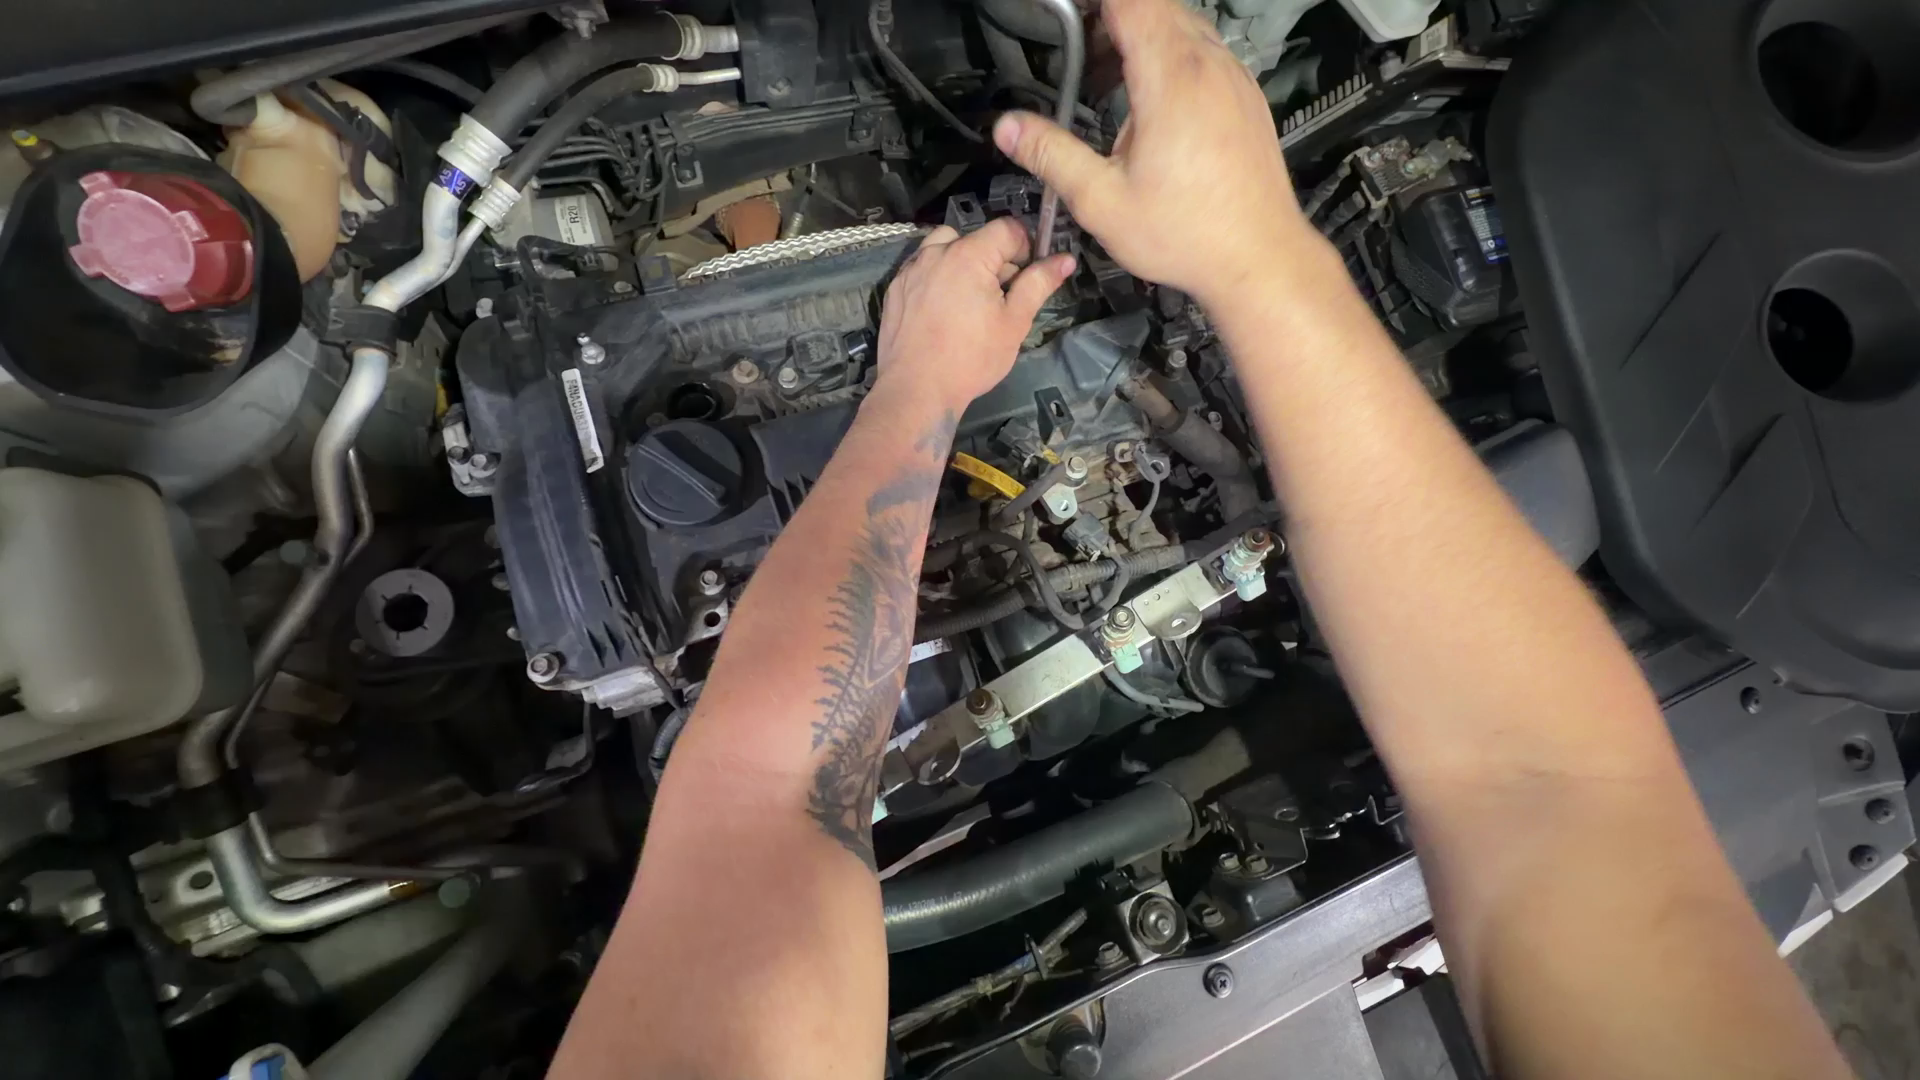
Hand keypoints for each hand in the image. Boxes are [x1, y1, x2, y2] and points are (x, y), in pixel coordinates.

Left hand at [874, 217, 1075, 410]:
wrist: (917, 390)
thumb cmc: (971, 359)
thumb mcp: (1014, 323)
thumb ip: (1038, 284)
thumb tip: (1065, 260)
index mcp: (969, 256)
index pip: (1007, 229)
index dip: (1025, 246)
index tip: (1028, 274)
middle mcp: (936, 253)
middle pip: (975, 238)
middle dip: (994, 260)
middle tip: (1001, 296)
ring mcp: (911, 270)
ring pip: (943, 248)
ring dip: (962, 262)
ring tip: (970, 297)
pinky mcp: (896, 289)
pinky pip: (922, 269)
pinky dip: (938, 277)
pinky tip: (943, 309)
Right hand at [991, 0, 1315, 305]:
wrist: (1256, 257)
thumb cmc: (1185, 234)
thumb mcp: (1102, 202)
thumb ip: (1052, 157)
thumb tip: (1008, 128)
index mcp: (1170, 79)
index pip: (1129, 1)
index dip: (1094, 3)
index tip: (1070, 13)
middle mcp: (1208, 65)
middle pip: (1155, 5)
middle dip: (1111, 19)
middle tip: (1080, 53)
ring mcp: (1233, 79)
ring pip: (1182, 28)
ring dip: (1140, 41)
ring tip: (1107, 83)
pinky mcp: (1244, 99)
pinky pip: (1204, 56)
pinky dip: (1170, 61)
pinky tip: (1150, 108)